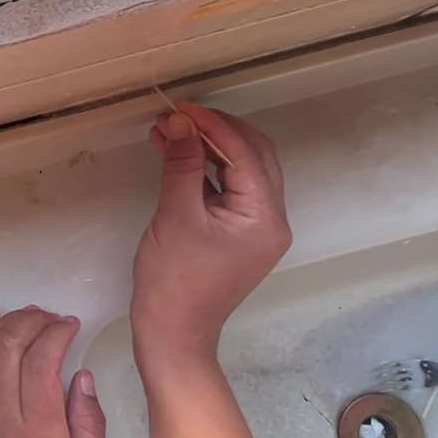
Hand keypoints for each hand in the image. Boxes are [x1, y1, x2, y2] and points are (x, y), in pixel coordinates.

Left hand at [0, 306, 104, 437]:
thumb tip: (81, 377)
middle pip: (9, 348)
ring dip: (4, 324)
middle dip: (31, 321)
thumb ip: (88, 425)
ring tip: (26, 313)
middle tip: (52, 317)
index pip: (41, 361)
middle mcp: (3, 418)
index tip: (71, 324)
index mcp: (39, 432)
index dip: (56, 333)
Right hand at [131, 103, 290, 366]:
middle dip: (214, 130)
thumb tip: (181, 121)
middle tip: (176, 116)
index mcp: (265, 216)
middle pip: (252, 156)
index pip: (245, 154)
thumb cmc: (174, 277)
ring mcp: (254, 226)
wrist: (172, 331)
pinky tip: (172, 153)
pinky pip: (225, 188)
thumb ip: (182, 164)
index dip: (213, 125)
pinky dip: (202, 168)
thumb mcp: (176, 215)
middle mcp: (270, 218)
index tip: (180, 107)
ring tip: (167, 129)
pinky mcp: (235, 232)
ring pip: (238, 169)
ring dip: (206, 147)